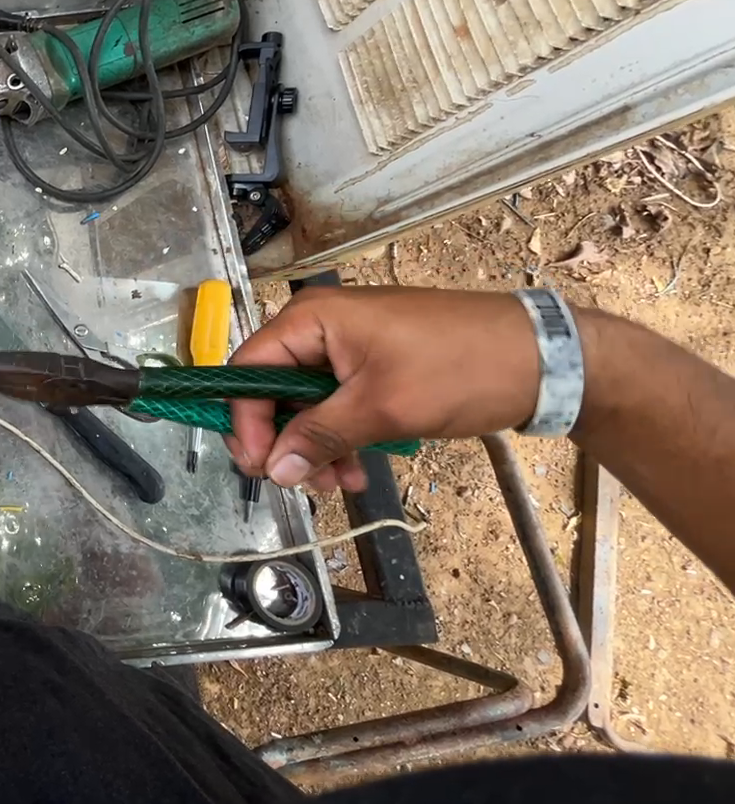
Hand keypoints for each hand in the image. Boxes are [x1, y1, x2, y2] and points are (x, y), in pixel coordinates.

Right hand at [225, 287, 540, 492]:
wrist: (557, 358)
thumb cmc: (463, 370)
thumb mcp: (385, 409)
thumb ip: (319, 437)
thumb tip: (272, 470)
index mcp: (308, 320)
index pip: (249, 371)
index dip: (246, 421)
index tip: (260, 466)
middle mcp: (316, 325)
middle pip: (273, 387)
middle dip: (285, 439)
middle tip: (298, 481)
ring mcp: (344, 342)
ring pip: (304, 400)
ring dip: (314, 444)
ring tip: (337, 484)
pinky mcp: (369, 359)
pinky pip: (334, 398)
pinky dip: (340, 433)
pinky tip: (355, 468)